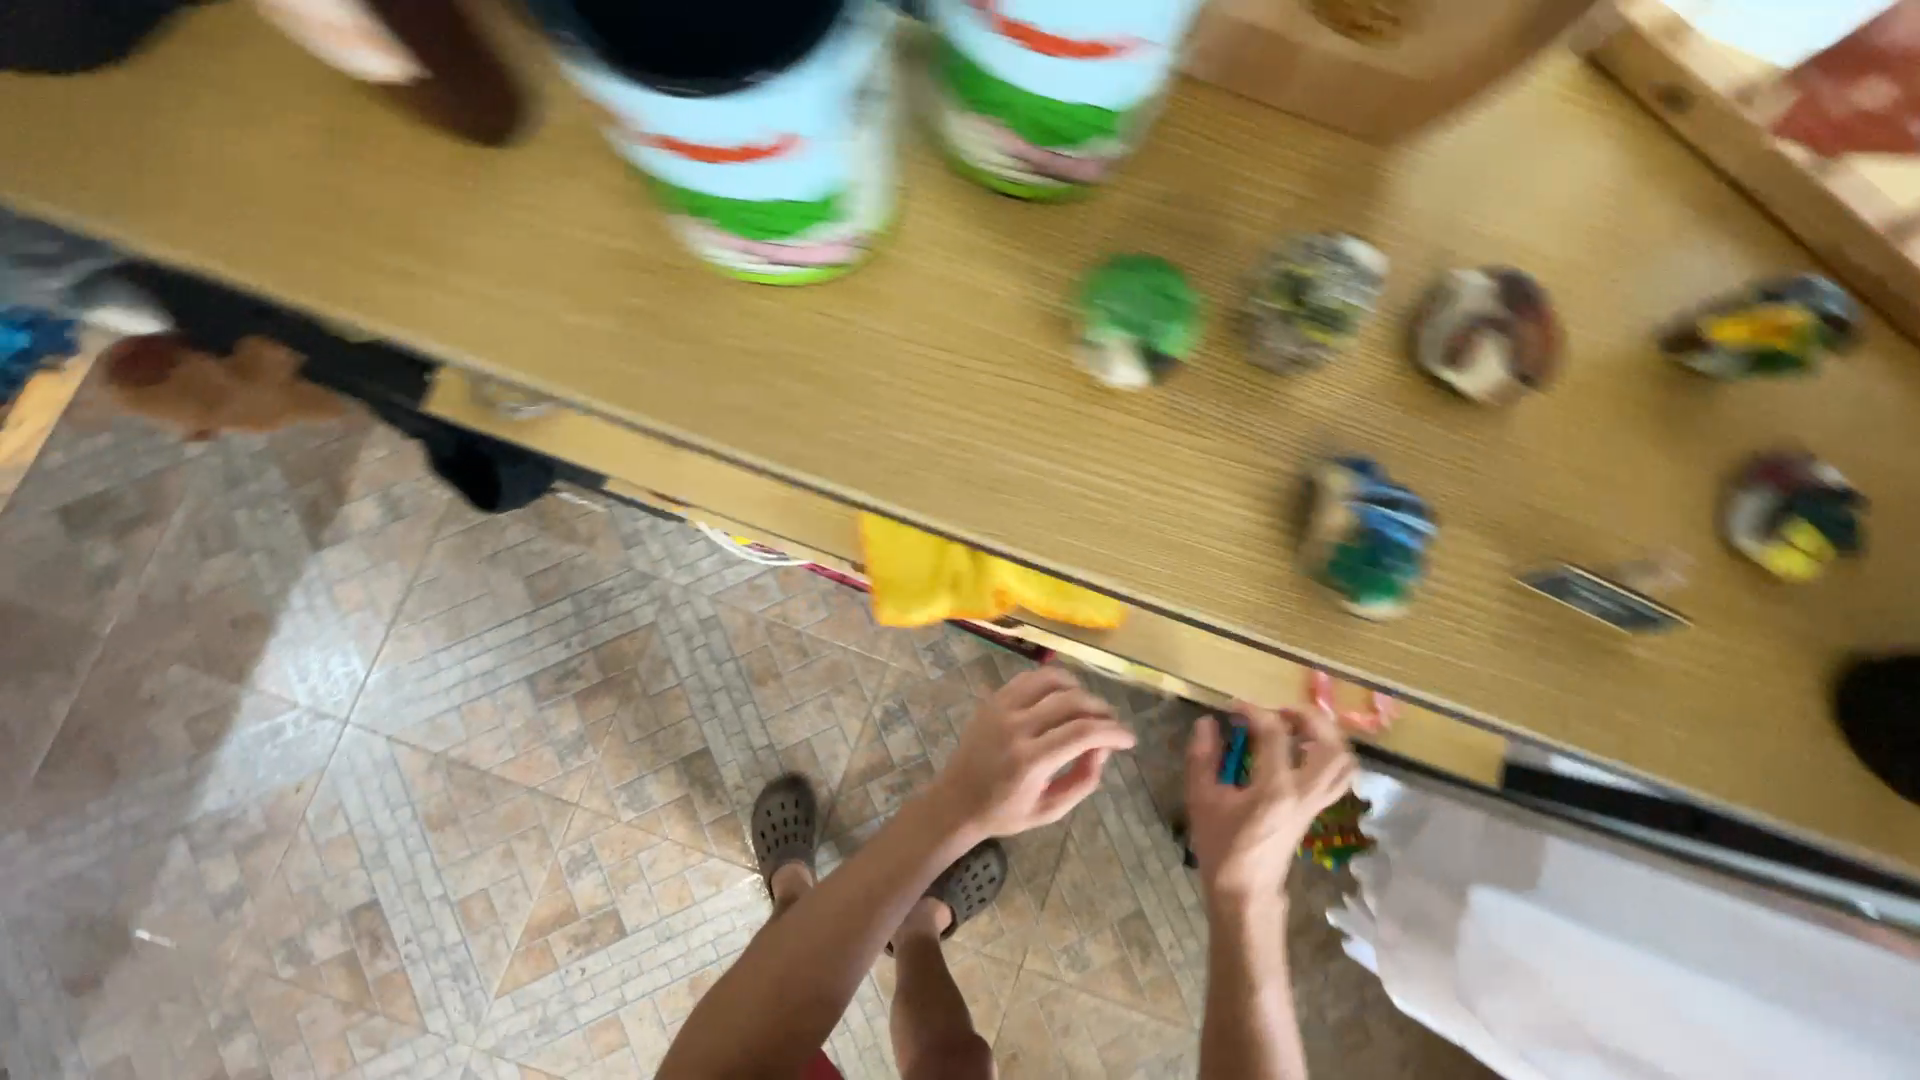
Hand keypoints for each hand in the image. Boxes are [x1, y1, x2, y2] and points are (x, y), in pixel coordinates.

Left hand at [931, 667, 1137, 839]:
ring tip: (1089, 708)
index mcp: (1029, 761)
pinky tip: (1063, 696)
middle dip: (1101, 710)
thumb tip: (1102, 748)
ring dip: (1079, 689)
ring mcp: (1001, 709)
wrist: (956, 801)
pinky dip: (1053, 682)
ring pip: (1051, 680)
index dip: (1113, 732)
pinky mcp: (992, 700)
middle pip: (1071, 701)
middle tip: (1112, 724)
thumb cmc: (1004, 812)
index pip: (1082, 733)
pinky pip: (1029, 679)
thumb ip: (1083, 781)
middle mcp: (1015, 728)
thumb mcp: (1050, 811)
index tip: (1129, 739)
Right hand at [1184, 701, 1355, 905]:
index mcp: (1274, 789)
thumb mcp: (1202, 799)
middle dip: (1307, 718)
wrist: (1245, 890)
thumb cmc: (1220, 846)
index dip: (1253, 711)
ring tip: (1295, 725)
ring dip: (1324, 734)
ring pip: (1343, 761)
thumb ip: (1203, 757)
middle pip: (1329, 745)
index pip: (1274, 734)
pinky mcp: (1317, 810)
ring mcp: (1316, 803)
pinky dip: (1328, 754)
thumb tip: (1209, 723)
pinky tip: (1301, 749)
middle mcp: (1304, 793)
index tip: (1232, 707)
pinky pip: (1339, 775)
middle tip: (1278, 711)